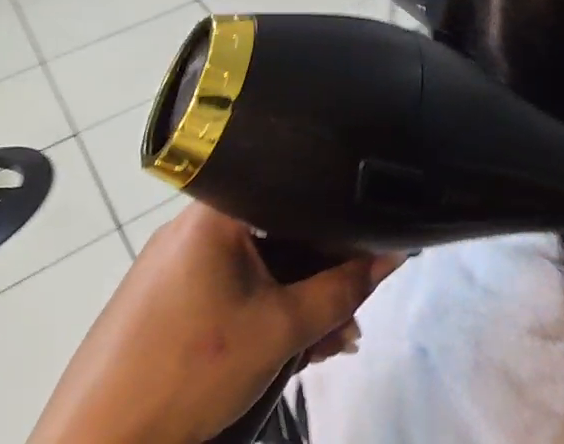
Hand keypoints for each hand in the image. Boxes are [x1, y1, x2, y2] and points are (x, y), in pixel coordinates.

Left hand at [29, 203, 404, 443]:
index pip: (297, 191)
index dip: (341, 218)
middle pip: (282, 233)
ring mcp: (176, 267)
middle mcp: (193, 229)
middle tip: (355, 312)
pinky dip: (269, 312)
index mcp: (215, 214)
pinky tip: (299, 348)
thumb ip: (346, 289)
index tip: (373, 245)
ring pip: (262, 267)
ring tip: (335, 342)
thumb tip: (396, 254)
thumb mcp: (283, 330)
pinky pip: (236, 290)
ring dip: (303, 299)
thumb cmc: (190, 371)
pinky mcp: (167, 303)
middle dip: (326, 273)